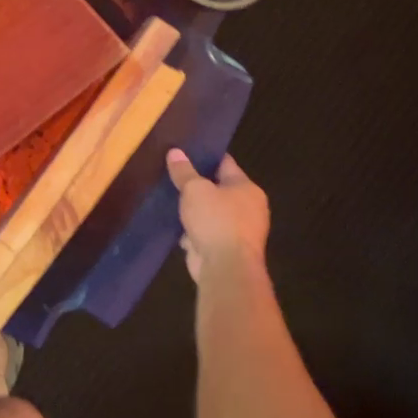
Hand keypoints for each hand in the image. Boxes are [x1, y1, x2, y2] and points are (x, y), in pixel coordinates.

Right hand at [166, 148, 268, 281]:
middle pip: (218, 188)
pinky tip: (175, 224)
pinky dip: (193, 229)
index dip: (205, 155)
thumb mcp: (195, 189)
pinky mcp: (227, 248)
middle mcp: (249, 208)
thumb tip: (175, 151)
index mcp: (248, 189)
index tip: (185, 150)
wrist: (225, 267)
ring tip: (169, 197)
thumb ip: (184, 171)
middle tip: (172, 172)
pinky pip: (207, 232)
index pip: (225, 163)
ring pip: (211, 212)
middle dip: (197, 184)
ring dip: (194, 209)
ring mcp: (239, 230)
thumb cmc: (216, 220)